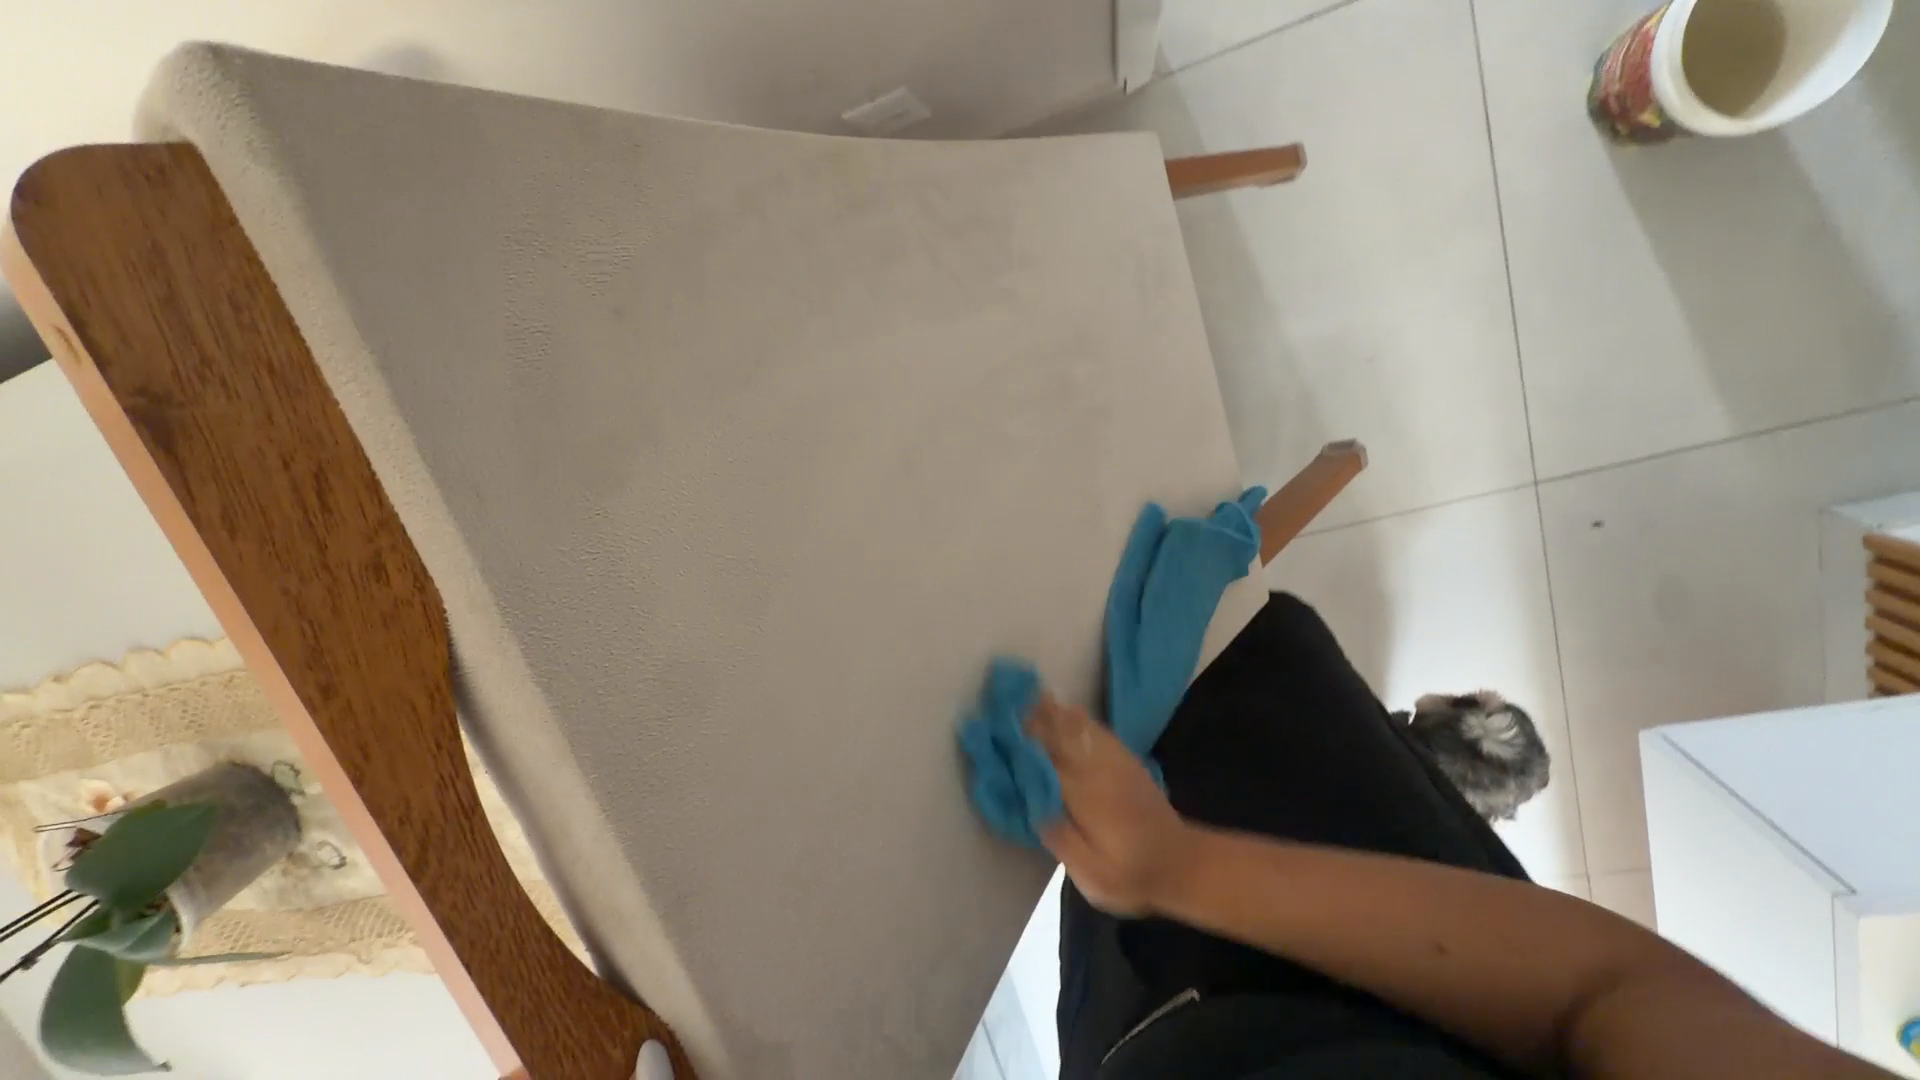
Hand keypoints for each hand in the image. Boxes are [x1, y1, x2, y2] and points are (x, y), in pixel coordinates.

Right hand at [1026, 693, 1194, 915]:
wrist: (1183, 865)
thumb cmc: (1131, 874)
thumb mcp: (1092, 873)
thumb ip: (1060, 837)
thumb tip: (1030, 803)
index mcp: (1084, 795)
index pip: (1044, 760)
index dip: (1019, 740)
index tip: (996, 723)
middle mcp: (1097, 769)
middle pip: (1059, 735)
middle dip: (1031, 716)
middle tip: (1005, 696)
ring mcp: (1114, 761)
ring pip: (1078, 728)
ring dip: (1052, 710)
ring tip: (1027, 693)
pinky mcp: (1125, 761)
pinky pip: (1096, 731)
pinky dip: (1077, 717)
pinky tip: (1065, 709)